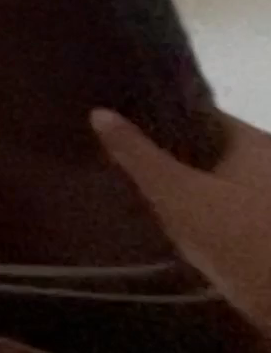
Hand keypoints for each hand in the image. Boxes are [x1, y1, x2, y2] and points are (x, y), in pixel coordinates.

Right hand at [92, 108, 270, 333]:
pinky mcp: (267, 227)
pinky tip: (172, 211)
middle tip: (118, 149)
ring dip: (184, 179)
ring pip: (218, 176)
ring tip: (136, 179)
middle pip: (208, 146)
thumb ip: (135, 151)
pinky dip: (203, 203)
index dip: (154, 114)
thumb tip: (99, 112)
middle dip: (166, 149)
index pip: (196, 114)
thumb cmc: (242, 239)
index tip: (116, 118)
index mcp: (259, 145)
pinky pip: (230, 203)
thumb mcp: (175, 193)